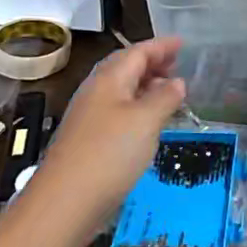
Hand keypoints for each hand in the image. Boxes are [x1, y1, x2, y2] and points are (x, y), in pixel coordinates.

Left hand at [23, 37, 186, 241]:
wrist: (64, 202)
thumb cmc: (109, 153)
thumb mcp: (146, 121)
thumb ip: (164, 97)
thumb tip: (177, 81)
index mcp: (109, 78)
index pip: (137, 51)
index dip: (161, 46)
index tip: (182, 43)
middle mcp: (96, 91)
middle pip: (125, 67)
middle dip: (152, 63)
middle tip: (176, 65)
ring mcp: (88, 116)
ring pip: (120, 89)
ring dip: (144, 85)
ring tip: (167, 91)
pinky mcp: (87, 140)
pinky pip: (116, 110)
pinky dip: (136, 106)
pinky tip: (147, 122)